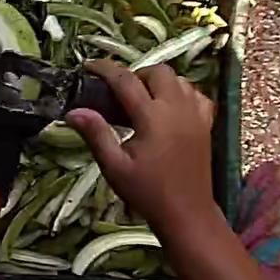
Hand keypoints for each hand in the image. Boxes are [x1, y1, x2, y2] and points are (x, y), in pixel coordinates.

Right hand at [66, 60, 222, 237]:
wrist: (187, 213)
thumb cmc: (147, 192)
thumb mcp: (114, 167)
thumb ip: (96, 134)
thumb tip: (73, 111)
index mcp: (152, 117)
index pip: (125, 80)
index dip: (105, 69)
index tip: (89, 66)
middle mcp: (177, 108)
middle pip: (158, 71)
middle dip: (136, 74)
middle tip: (120, 92)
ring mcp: (196, 115)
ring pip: (179, 79)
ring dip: (159, 81)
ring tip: (143, 99)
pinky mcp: (206, 124)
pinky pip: (196, 94)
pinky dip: (181, 93)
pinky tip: (169, 107)